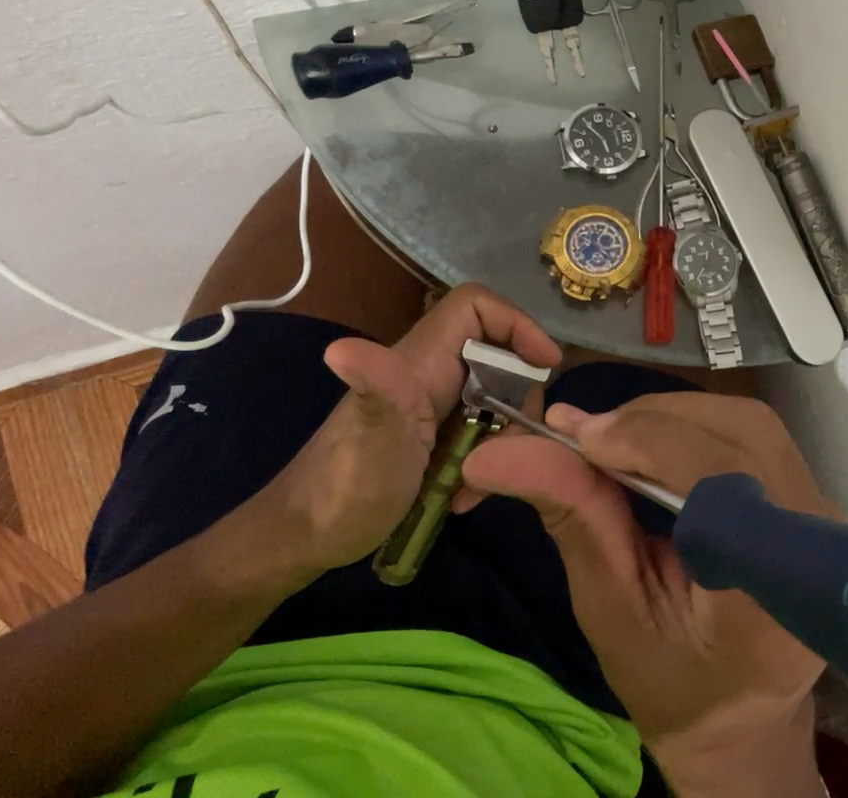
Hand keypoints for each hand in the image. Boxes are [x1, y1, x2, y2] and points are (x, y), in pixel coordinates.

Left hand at [234, 285, 560, 584]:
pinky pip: (484, 428)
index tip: (544, 367)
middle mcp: (431, 372)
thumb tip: (340, 347)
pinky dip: (490, 456)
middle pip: (500, 354)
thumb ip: (378, 396)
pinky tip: (466, 493)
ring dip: (506, 435)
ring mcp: (434, 404)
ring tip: (481, 480)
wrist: (303, 540)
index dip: (517, 324)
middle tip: (517, 442)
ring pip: (498, 395)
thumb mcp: (370, 447)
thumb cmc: (340, 492)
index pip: (476, 308)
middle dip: (520, 396)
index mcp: (419, 361)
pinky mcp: (437, 434)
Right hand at [462, 394, 832, 796]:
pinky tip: (650, 444)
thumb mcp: (613, 613)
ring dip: (672, 418)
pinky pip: (753, 436)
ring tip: (610, 439)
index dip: (650, 442)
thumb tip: (499, 452)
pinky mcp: (810, 493)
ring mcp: (822, 511)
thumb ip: (577, 522)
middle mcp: (814, 538)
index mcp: (771, 588)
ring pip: (747, 424)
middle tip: (583, 435)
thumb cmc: (672, 682)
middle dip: (654, 421)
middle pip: (740, 434)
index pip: (720, 479)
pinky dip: (694, 427)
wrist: (738, 709)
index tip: (576, 435)